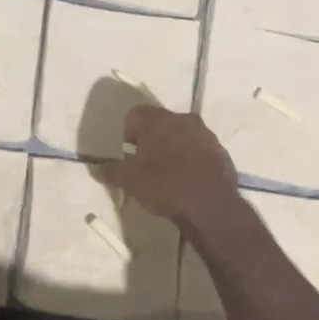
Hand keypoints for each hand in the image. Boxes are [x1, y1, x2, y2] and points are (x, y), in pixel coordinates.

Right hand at [100, 107, 239, 230]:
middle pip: (160, 123)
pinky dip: (192, 159)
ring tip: (168, 174)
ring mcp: (206, 134)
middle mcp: (183, 119)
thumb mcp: (129, 181)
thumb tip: (97, 168)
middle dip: (151, 140)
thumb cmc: (163, 185)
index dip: (127, 133)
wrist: (209, 205)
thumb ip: (111, 171)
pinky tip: (187, 181)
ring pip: (182, 135)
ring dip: (173, 148)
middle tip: (145, 164)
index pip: (135, 114)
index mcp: (158, 120)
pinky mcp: (221, 152)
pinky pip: (200, 150)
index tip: (128, 155)